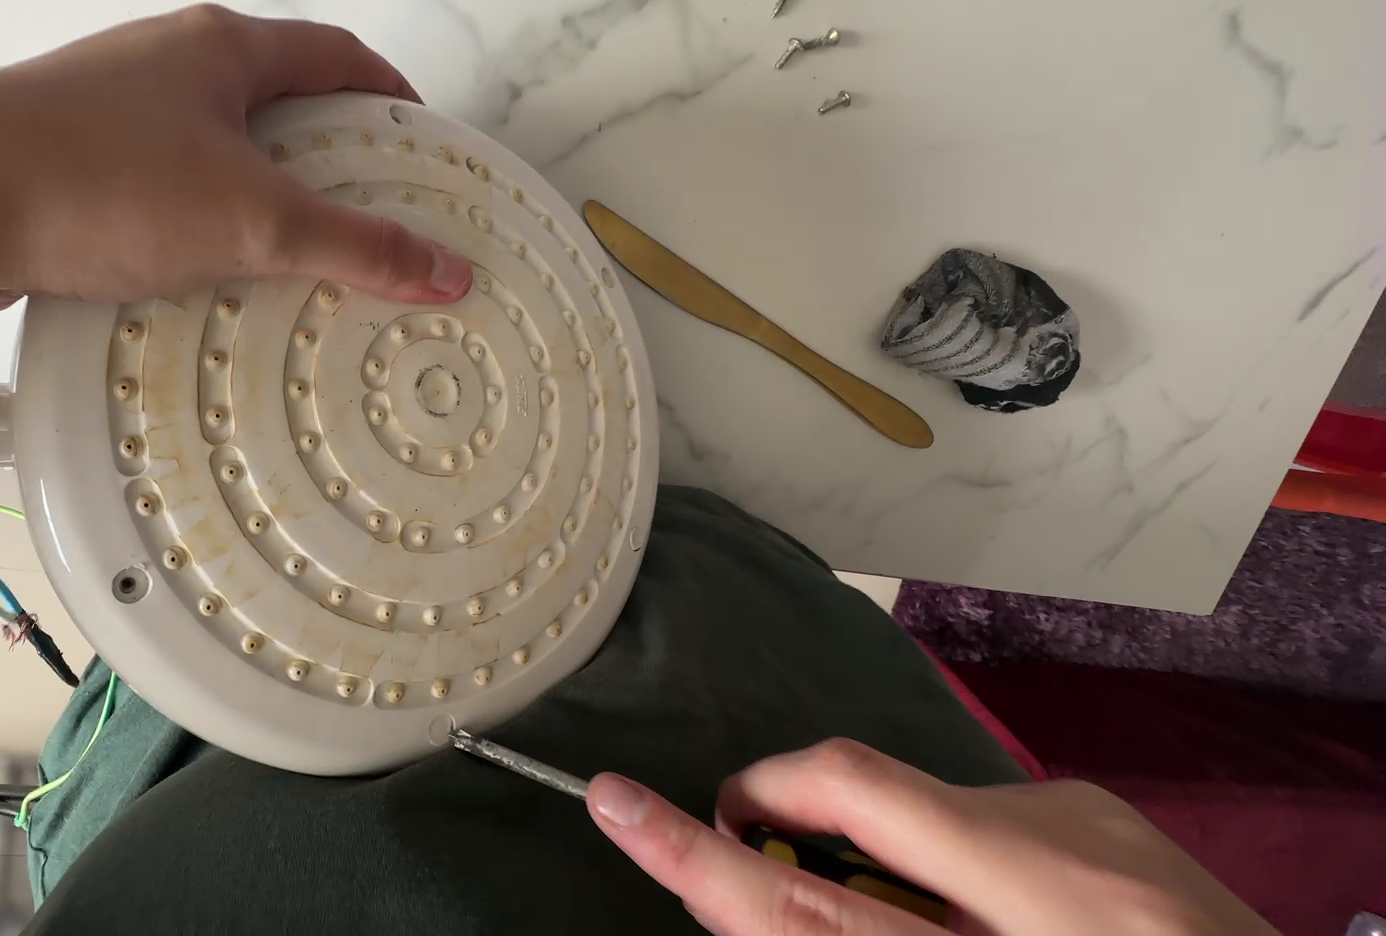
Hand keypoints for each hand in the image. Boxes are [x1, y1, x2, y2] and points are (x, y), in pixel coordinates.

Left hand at [0, 4, 471, 308]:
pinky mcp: (76, 153)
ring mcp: (116, 103)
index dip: (388, 91)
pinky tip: (212, 260)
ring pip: (219, 137)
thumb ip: (357, 247)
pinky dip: (209, 208)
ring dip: (266, 181)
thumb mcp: (255, 221)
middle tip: (367, 207)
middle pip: (279, 93)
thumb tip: (450, 272)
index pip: (335, 53)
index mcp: (224, 49)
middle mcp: (171, 60)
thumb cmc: (112, 186)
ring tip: (297, 244)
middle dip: (330, 144)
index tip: (418, 141)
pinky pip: (170, 174)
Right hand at [586, 739, 1274, 935]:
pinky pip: (960, 799)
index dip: (699, 857)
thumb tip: (750, 899)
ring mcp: (1084, 829)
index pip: (813, 916)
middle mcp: (1062, 891)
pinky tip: (997, 898)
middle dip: (762, 796)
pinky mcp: (1094, 802)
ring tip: (929, 907)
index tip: (616, 801)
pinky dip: (939, 841)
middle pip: (850, 794)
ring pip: (901, 794)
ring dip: (874, 843)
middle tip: (735, 820)